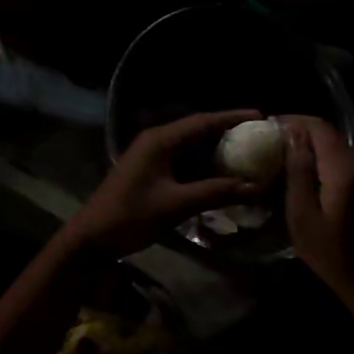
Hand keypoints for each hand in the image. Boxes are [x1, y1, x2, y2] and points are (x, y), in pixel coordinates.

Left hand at [68, 111, 264, 255]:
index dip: (232, 117)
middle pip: (198, 130)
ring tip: (250, 154)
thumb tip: (254, 187)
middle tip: (260, 136)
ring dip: (218, 151)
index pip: (202, 121)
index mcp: (159, 140)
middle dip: (229, 132)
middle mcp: (157, 141)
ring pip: (192, 147)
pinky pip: (184, 162)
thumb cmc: (130, 216)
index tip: (261, 116)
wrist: (92, 237)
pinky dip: (205, 167)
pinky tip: (224, 175)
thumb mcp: (175, 205)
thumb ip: (215, 193)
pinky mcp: (152, 172)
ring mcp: (153, 157)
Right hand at [282, 115, 353, 297]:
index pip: (318, 126)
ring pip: (335, 147)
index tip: (267, 127)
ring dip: (309, 148)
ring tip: (280, 158)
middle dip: (298, 133)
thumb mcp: (302, 215)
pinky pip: (342, 161)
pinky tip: (303, 175)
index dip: (291, 121)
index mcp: (344, 167)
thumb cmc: (332, 252)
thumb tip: (290, 136)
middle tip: (269, 144)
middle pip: (327, 134)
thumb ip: (297, 172)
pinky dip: (321, 161)